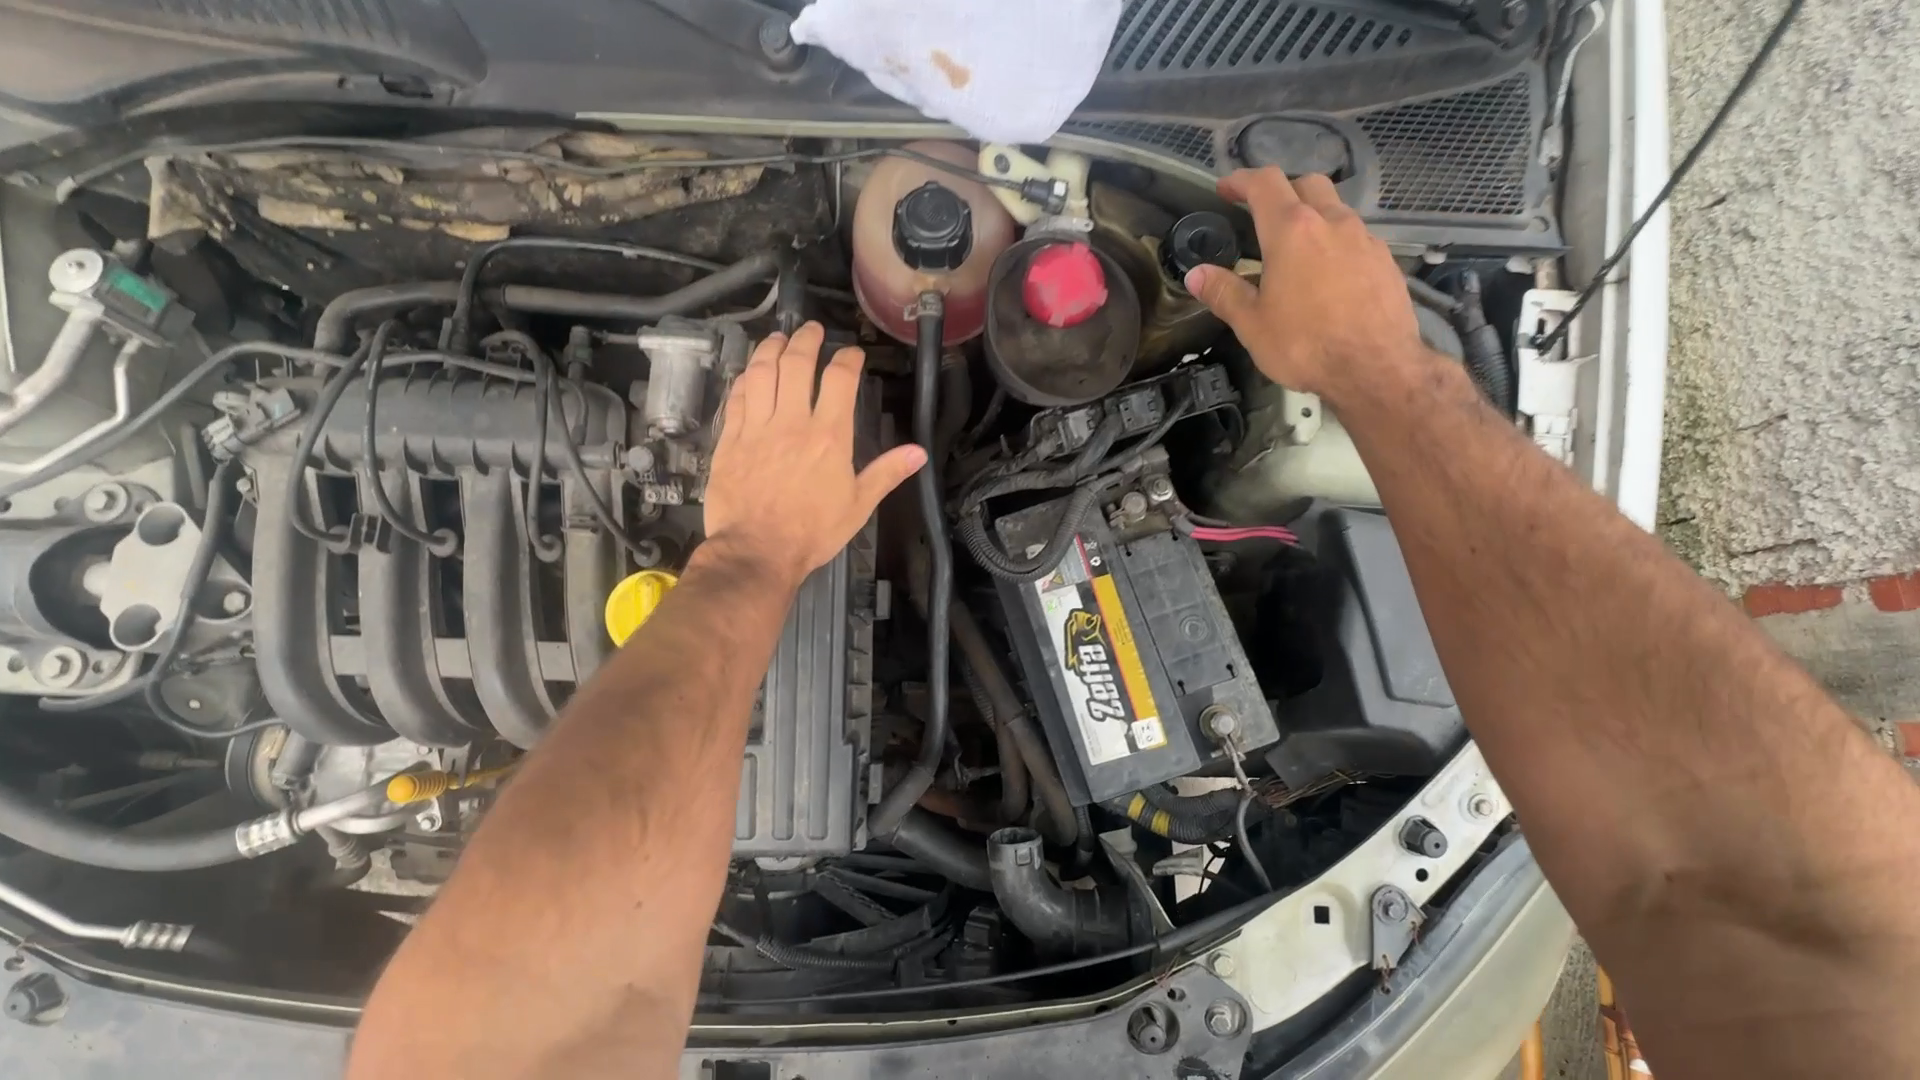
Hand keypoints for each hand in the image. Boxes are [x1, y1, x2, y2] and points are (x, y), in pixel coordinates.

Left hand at [702, 322, 926, 588]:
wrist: (757, 552)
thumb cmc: (812, 532)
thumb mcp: (858, 506)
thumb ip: (886, 473)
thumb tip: (919, 452)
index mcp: (829, 436)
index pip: (840, 379)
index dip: (847, 359)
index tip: (852, 354)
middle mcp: (792, 422)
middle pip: (796, 364)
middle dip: (806, 340)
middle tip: (811, 330)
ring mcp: (756, 428)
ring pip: (762, 373)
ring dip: (771, 349)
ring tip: (778, 338)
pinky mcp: (730, 440)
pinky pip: (736, 398)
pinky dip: (745, 378)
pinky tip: (750, 372)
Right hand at [1185, 169, 1429, 403]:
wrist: (1376, 368)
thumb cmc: (1306, 345)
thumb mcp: (1252, 324)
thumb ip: (1224, 293)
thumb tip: (1196, 275)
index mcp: (1292, 231)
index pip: (1264, 184)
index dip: (1241, 180)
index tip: (1226, 187)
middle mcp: (1331, 222)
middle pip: (1306, 184)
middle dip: (1281, 190)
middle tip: (1262, 213)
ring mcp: (1364, 239)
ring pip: (1335, 209)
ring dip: (1312, 215)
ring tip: (1296, 247)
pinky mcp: (1385, 260)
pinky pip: (1355, 237)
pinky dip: (1335, 242)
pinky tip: (1328, 273)